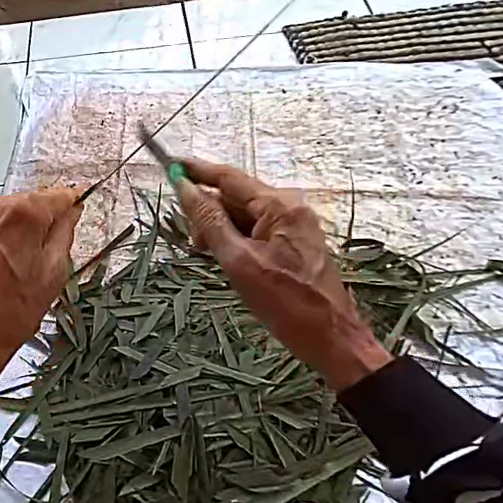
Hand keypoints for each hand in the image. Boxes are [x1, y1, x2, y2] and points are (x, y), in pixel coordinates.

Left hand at [0, 186, 83, 434]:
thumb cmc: (5, 312)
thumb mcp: (55, 272)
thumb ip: (65, 233)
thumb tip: (70, 216)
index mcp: (21, 213)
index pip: (58, 195)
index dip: (73, 203)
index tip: (78, 208)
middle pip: (32, 203)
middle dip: (46, 221)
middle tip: (54, 250)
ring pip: (10, 215)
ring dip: (23, 231)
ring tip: (26, 265)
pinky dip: (2, 241)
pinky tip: (7, 269)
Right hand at [174, 159, 391, 390]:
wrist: (331, 337)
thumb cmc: (285, 302)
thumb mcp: (238, 261)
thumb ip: (210, 222)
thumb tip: (186, 189)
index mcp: (279, 206)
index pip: (229, 178)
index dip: (197, 171)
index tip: (171, 165)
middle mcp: (289, 207)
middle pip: (235, 196)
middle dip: (208, 213)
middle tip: (193, 242)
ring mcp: (293, 224)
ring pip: (243, 215)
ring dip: (220, 230)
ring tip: (211, 257)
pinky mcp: (293, 241)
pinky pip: (255, 229)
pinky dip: (235, 240)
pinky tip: (228, 260)